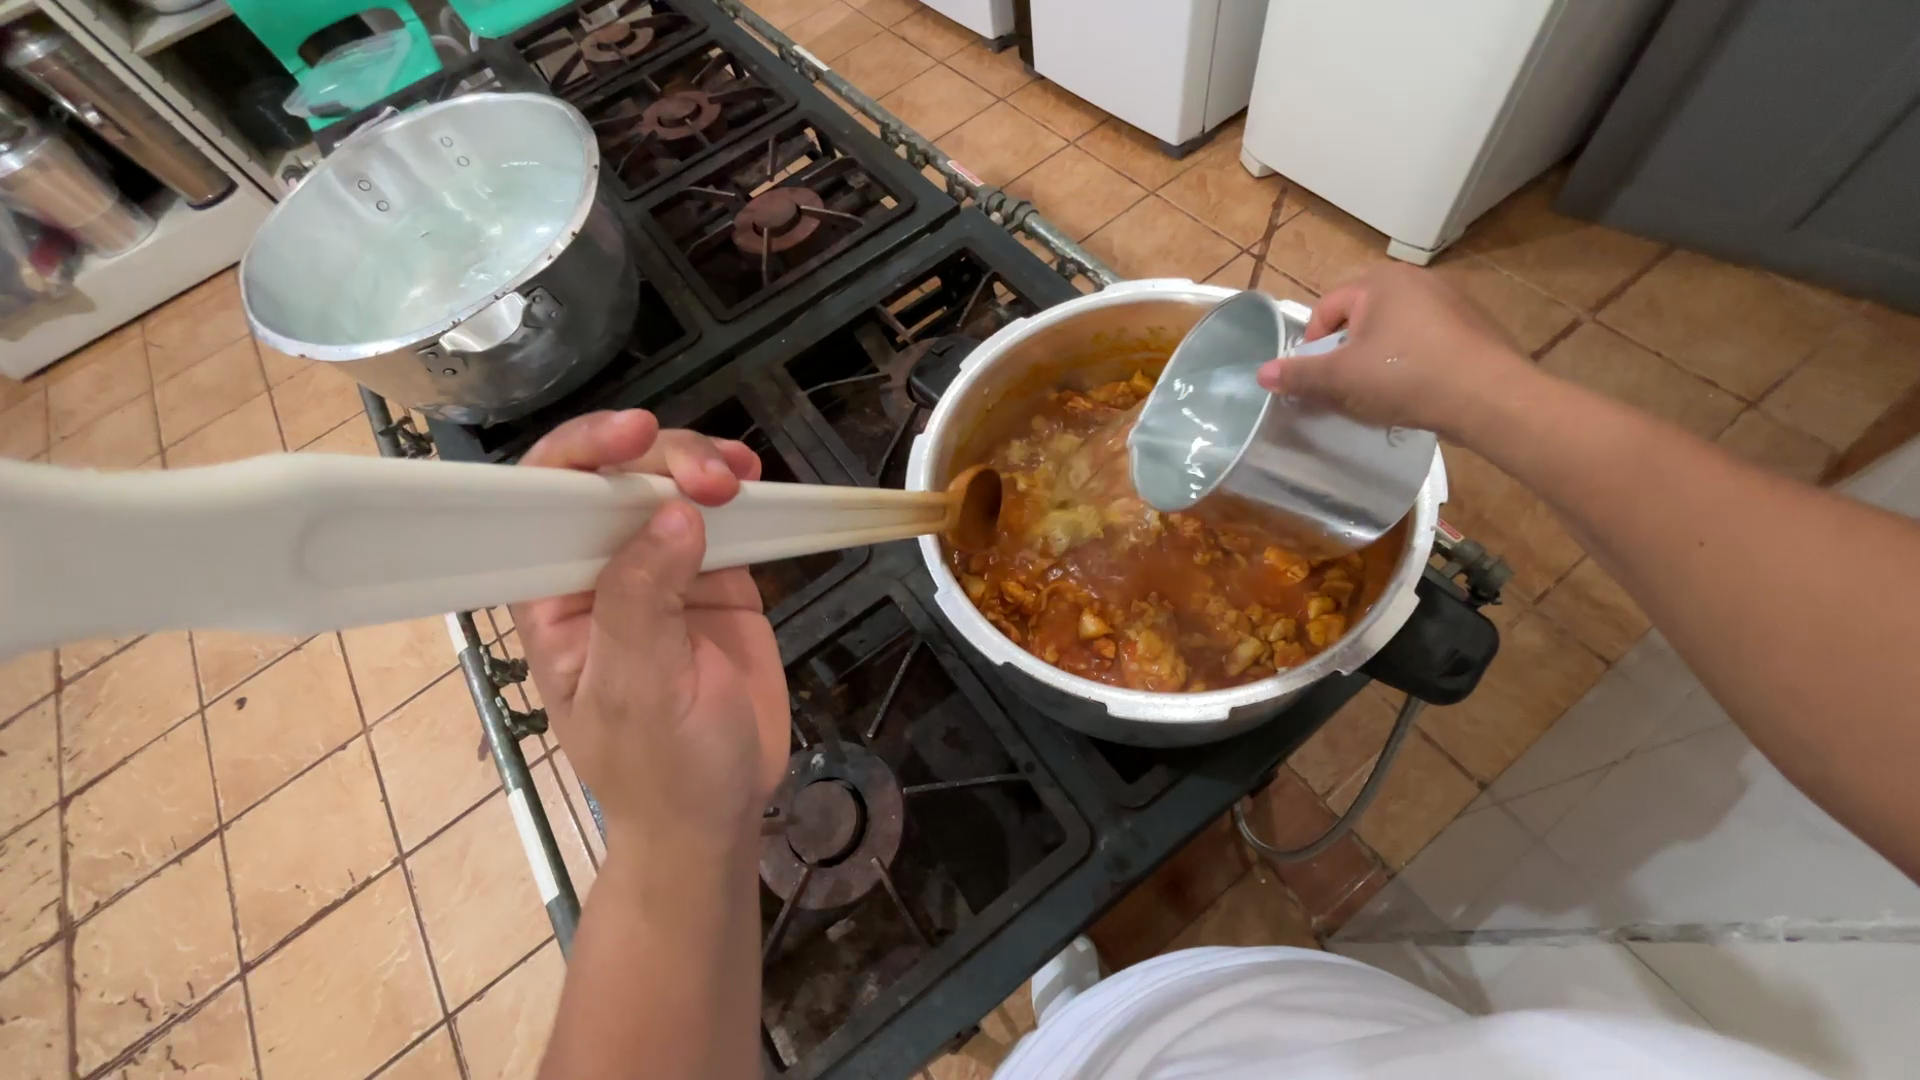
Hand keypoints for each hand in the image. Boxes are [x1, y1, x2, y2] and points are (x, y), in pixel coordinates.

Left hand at [510, 410, 789, 847]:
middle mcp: (605, 571)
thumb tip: (677, 514)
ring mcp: (666, 571)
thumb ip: (643, 602)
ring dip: (705, 465)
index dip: (581, 454)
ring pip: (674, 489)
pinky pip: (727, 520)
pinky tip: (760, 486)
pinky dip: (746, 496)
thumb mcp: (638, 691)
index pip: (546, 502)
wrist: (720, 809)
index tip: (635, 434)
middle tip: (717, 479)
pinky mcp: (718, 579)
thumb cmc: (660, 767)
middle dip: (664, 461)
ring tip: (744, 475)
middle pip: (620, 481)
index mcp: (558, 595)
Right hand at [1255, 262, 1534, 438]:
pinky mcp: (1472, 325)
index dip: (1313, 345)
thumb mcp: (1339, 379)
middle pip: (1359, 318)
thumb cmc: (1405, 377)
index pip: (1326, 308)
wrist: (1489, 398)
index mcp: (1380, 282)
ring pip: (1391, 330)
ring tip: (1378, 391)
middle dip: (1345, 352)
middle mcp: (1416, 279)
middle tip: (1344, 386)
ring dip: (1376, 357)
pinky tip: (1413, 388)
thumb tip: (1261, 374)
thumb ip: (1297, 374)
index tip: (1317, 377)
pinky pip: (1424, 340)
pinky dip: (1409, 360)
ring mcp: (1450, 300)